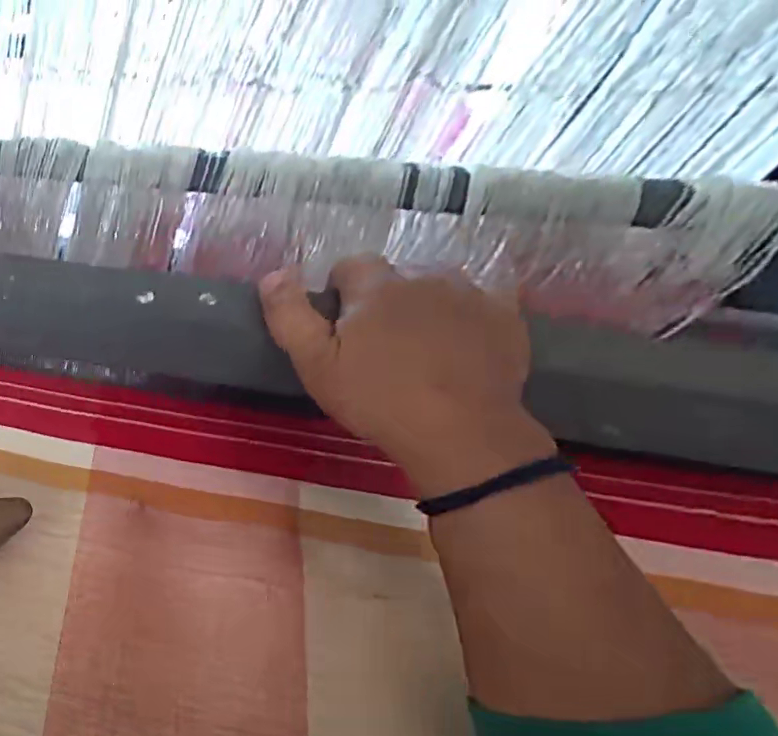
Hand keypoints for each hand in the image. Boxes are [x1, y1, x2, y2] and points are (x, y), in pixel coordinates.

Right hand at [258, 256, 557, 497]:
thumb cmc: (374, 398)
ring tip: (411, 352)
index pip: (350, 265)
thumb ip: (290, 316)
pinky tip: (449, 353)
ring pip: (434, 290)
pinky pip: (474, 306)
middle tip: (370, 349)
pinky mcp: (505, 315)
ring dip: (419, 309)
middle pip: (394, 278)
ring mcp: (471, 294)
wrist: (458, 428)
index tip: (334, 328)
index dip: (336, 292)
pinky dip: (458, 321)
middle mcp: (427, 277)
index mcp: (377, 288)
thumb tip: (272, 274)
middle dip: (378, 302)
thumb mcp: (315, 364)